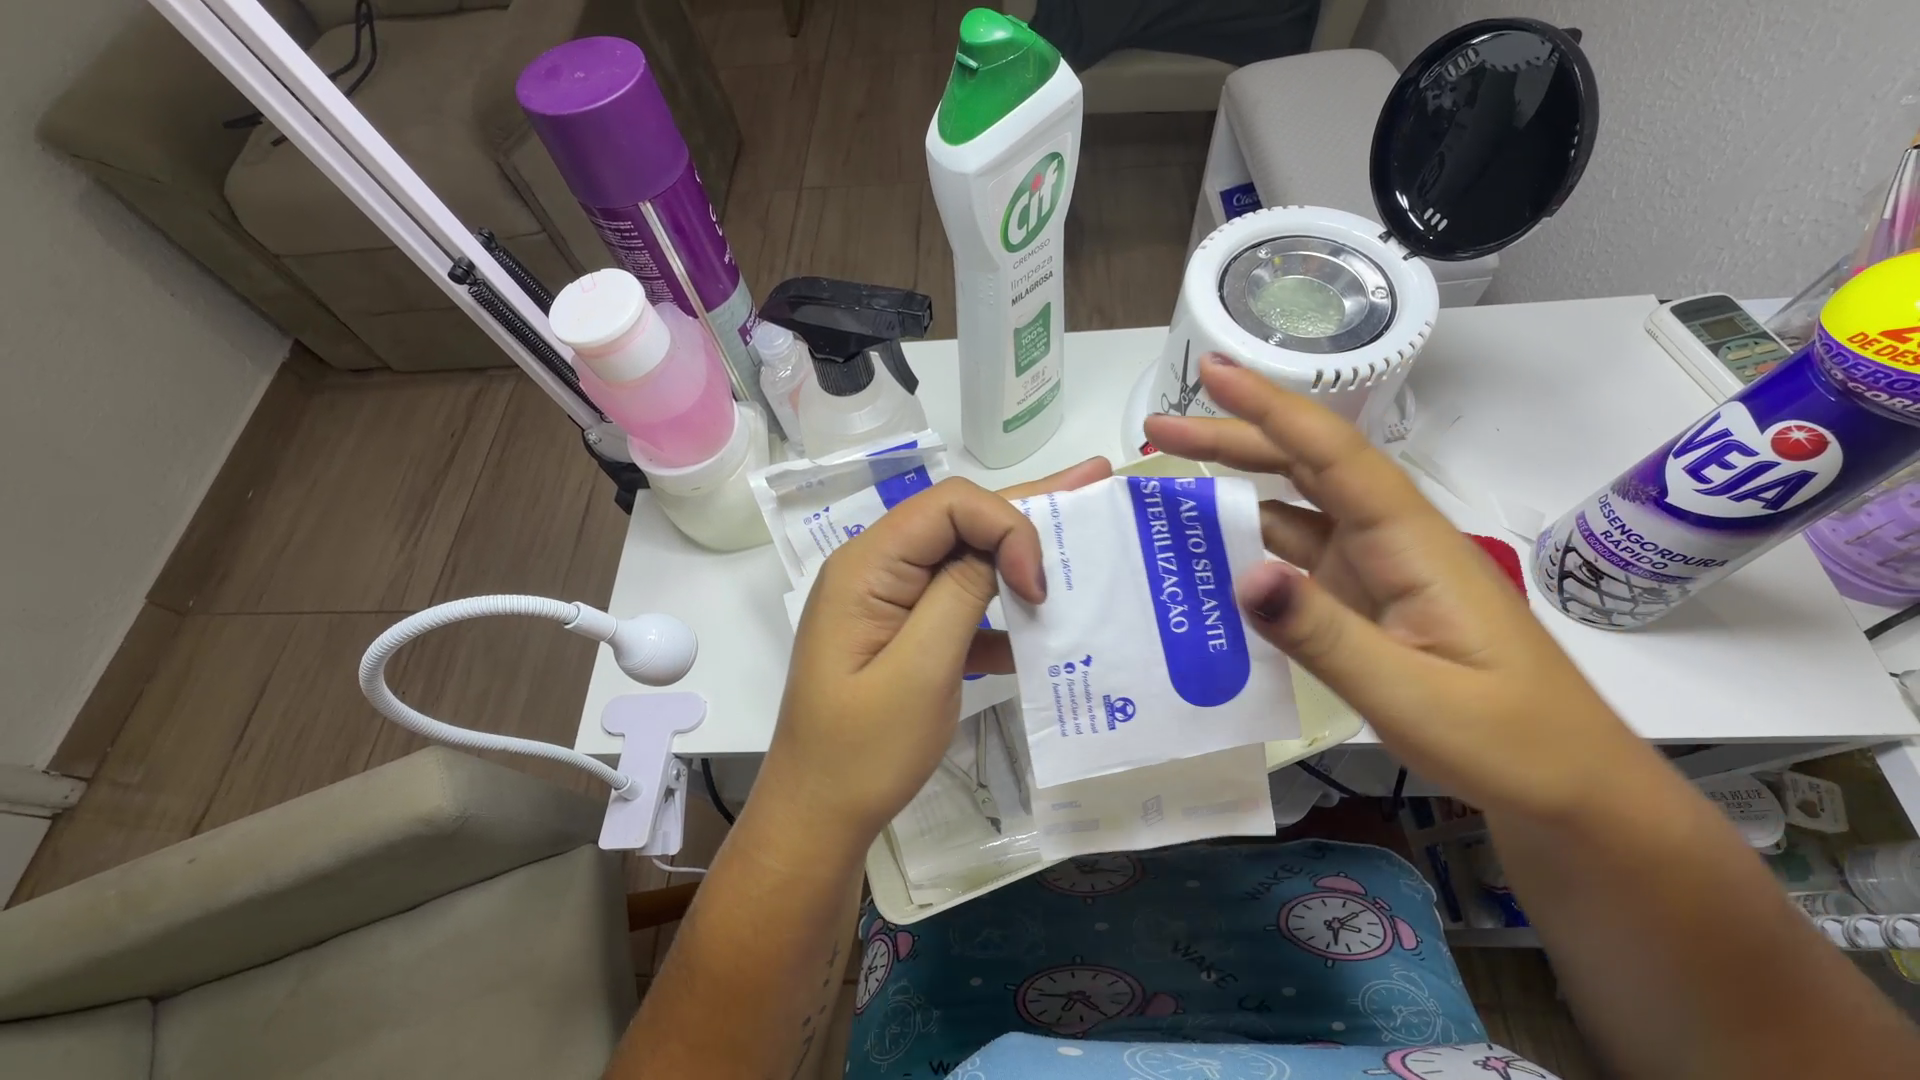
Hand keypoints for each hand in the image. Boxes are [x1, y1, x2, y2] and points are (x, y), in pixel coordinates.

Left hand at [762, 458, 1113, 839]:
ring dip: (1017, 561)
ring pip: (963, 560)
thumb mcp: (919, 672)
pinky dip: (1000, 613)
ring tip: (1079, 548)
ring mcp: (889, 602)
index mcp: (868, 567)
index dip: (1006, 526)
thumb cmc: (862, 752)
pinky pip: (958, 605)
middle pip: (958, 520)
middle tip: (1093, 483)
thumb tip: (1002, 550)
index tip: (1038, 587)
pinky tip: (1043, 629)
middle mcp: (876, 569)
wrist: (818, 814)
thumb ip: (960, 597)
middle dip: (1026, 509)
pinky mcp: (904, 634)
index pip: (949, 505)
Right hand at [1144, 355, 1646, 816]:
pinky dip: (1252, 548)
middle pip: (1307, 468)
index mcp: (1410, 543)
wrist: (1568, 786)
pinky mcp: (1368, 603)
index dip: (1271, 408)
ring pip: (1298, 510)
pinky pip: (1299, 560)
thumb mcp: (1410, 695)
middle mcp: (1391, 541)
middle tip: (1160, 430)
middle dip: (1235, 439)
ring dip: (1237, 489)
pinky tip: (1211, 561)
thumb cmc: (1506, 739)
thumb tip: (1240, 572)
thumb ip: (1322, 635)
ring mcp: (1378, 572)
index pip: (1332, 454)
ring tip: (1169, 486)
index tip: (1213, 370)